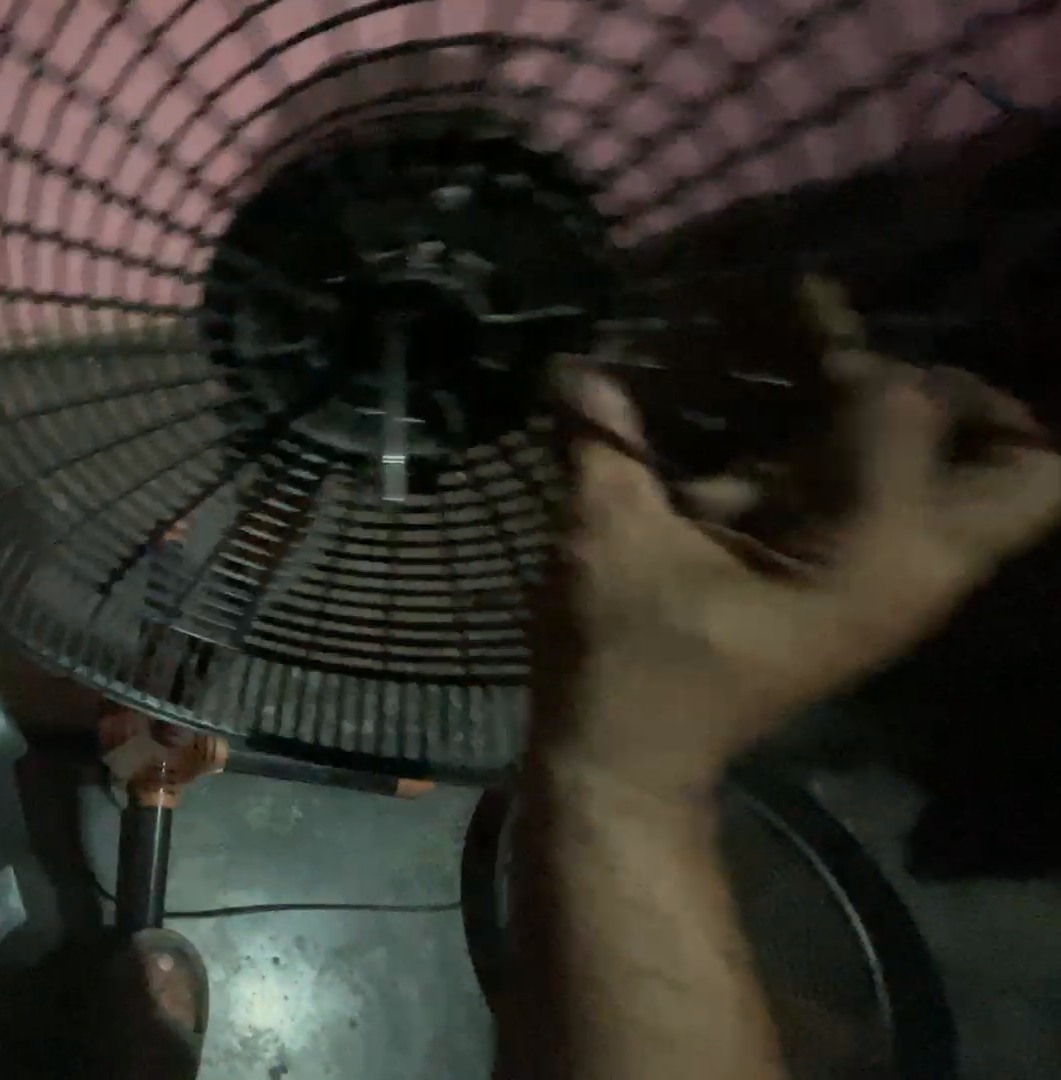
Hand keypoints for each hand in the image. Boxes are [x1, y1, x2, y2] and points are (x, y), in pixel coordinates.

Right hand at [537, 352, 1060, 794]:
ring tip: (802, 382)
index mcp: (872, 555)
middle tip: (853, 363)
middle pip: (1024, 462)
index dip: (833, 345)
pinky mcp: (841, 593)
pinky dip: (832, 463)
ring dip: (895, 425)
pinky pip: (880, 509)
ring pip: (965, 487)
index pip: (898, 411)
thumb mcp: (605, 545)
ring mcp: (884, 585)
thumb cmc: (622, 658)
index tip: (776, 294)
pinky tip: (748, 442)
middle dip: (954, 395)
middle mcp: (912, 567)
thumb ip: (603, 450)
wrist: (625, 754)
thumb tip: (575, 368)